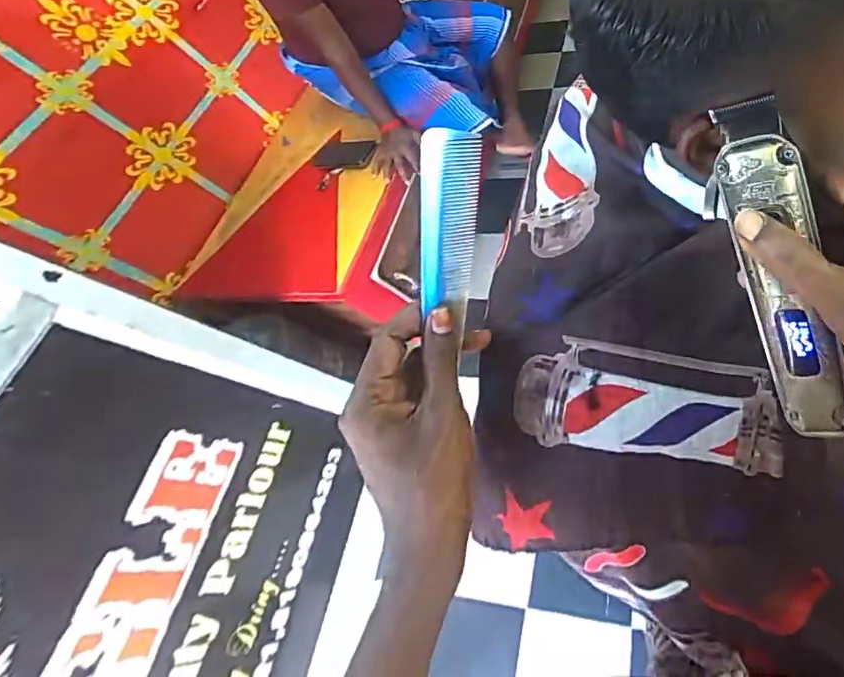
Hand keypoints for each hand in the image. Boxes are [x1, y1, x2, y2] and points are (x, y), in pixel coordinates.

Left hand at [341, 305, 491, 569]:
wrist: (431, 544)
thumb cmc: (434, 479)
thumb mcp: (442, 412)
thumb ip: (440, 359)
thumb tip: (442, 312)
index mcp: (365, 401)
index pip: (386, 341)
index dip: (416, 316)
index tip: (449, 299)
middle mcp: (365, 406)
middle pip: (397, 354)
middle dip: (434, 335)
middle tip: (471, 320)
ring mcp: (381, 420)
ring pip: (410, 372)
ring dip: (440, 355)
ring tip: (479, 340)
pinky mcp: (398, 431)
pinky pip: (416, 392)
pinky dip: (439, 378)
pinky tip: (465, 368)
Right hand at [372, 126, 419, 182]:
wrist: (390, 125)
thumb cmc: (405, 131)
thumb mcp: (415, 135)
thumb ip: (421, 143)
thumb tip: (430, 149)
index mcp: (406, 149)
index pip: (413, 160)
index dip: (417, 167)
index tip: (420, 175)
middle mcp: (396, 153)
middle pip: (400, 166)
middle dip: (404, 175)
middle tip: (407, 184)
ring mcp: (387, 154)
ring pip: (387, 165)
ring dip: (387, 174)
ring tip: (387, 182)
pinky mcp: (380, 153)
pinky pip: (376, 161)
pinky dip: (375, 168)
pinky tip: (374, 175)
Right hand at [734, 168, 843, 415]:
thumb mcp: (839, 298)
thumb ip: (789, 257)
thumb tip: (744, 219)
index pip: (830, 176)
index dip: (788, 180)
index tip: (748, 191)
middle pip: (832, 207)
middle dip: (789, 221)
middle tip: (746, 234)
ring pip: (839, 238)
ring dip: (803, 250)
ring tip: (758, 261)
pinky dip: (822, 270)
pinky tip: (790, 286)